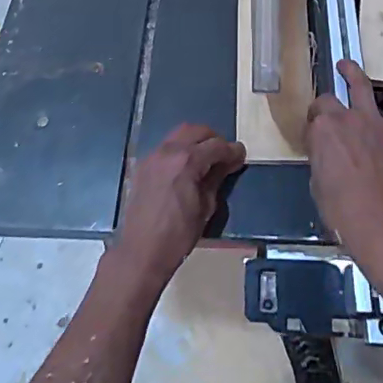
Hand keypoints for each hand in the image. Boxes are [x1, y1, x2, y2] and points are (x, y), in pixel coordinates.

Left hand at [108, 124, 245, 291]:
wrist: (141, 252)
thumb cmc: (179, 235)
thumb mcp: (206, 207)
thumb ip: (216, 178)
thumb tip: (228, 163)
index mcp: (187, 161)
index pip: (216, 145)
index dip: (232, 150)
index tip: (241, 156)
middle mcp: (169, 151)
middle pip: (196, 131)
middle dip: (213, 139)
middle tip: (224, 155)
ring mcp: (153, 156)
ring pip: (179, 135)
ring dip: (196, 141)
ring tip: (206, 159)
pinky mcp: (143, 165)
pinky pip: (166, 147)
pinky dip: (180, 149)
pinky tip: (185, 167)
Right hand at [307, 58, 382, 263]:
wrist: (380, 223)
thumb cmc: (341, 210)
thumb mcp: (317, 182)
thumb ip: (320, 157)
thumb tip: (325, 151)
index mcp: (321, 131)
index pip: (313, 119)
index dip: (312, 127)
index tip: (314, 138)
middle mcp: (344, 118)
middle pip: (330, 101)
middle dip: (325, 105)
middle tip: (325, 112)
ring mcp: (372, 121)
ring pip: (361, 86)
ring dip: (352, 72)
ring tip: (346, 64)